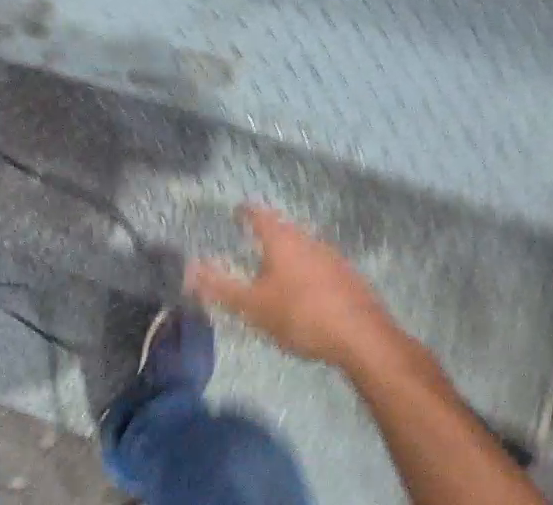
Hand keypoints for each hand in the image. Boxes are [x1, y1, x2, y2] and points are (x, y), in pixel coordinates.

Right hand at [186, 205, 408, 370]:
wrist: (364, 340)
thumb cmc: (301, 316)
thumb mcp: (253, 306)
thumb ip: (220, 288)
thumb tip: (187, 269)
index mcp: (281, 239)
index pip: (257, 213)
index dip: (244, 212)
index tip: (234, 215)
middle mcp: (307, 239)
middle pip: (282, 229)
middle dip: (266, 236)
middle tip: (250, 247)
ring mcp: (333, 257)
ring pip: (303, 248)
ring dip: (288, 256)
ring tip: (275, 274)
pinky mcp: (351, 279)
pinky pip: (321, 267)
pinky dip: (308, 274)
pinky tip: (306, 296)